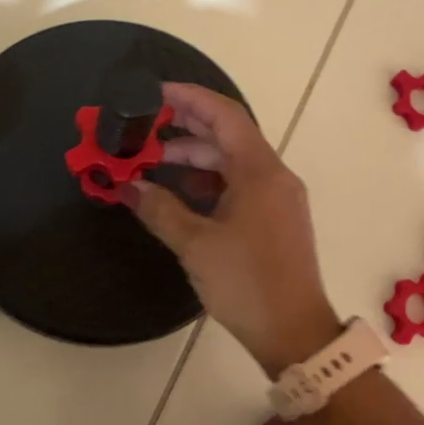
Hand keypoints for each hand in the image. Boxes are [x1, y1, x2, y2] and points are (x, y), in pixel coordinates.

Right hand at [127, 83, 341, 375]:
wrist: (293, 330)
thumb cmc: (246, 283)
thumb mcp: (196, 245)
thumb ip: (160, 209)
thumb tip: (129, 187)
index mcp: (260, 171)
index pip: (224, 115)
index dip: (190, 98)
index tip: (155, 93)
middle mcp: (274, 176)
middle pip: (230, 135)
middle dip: (187, 129)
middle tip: (146, 129)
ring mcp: (279, 198)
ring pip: (235, 162)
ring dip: (197, 158)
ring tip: (155, 162)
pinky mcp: (277, 220)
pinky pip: (242, 185)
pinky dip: (212, 182)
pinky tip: (183, 193)